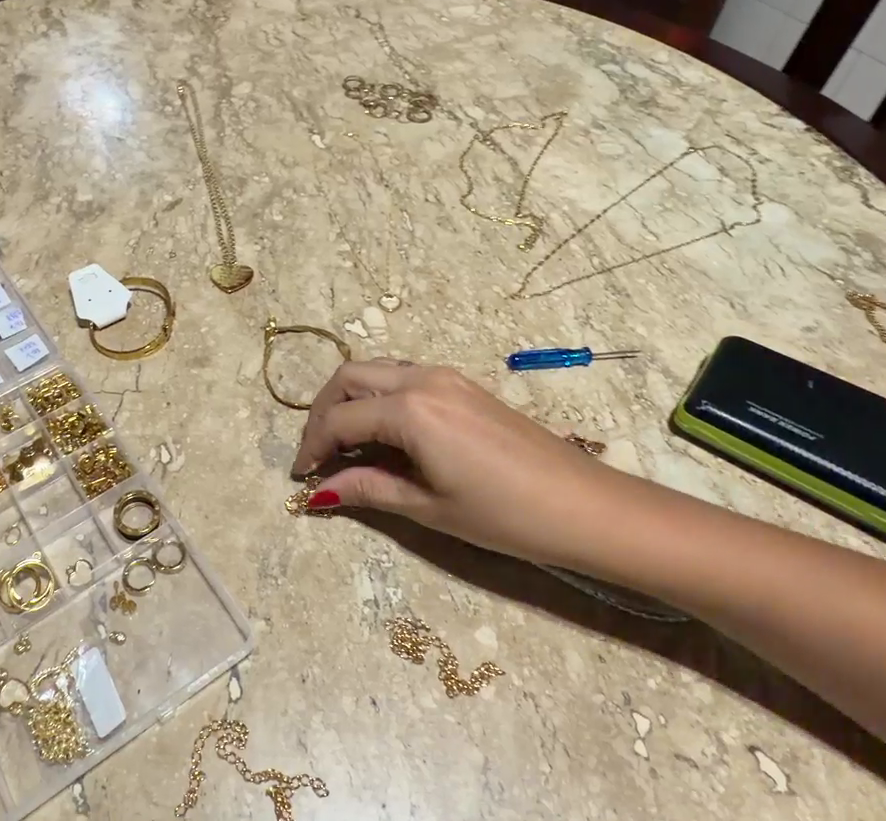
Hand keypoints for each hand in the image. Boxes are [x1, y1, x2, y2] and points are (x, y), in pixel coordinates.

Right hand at [293, 359, 632, 565]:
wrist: (586, 506)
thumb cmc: (506, 515)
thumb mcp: (429, 507)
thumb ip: (368, 490)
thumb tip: (319, 493)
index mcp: (411, 409)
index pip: (340, 419)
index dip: (312, 447)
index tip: (300, 477)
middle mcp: (423, 378)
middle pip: (350, 377)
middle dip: (323, 411)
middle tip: (316, 453)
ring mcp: (446, 377)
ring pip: (377, 371)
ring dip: (351, 399)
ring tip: (344, 445)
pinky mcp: (463, 385)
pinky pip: (403, 377)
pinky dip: (379, 397)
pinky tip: (383, 435)